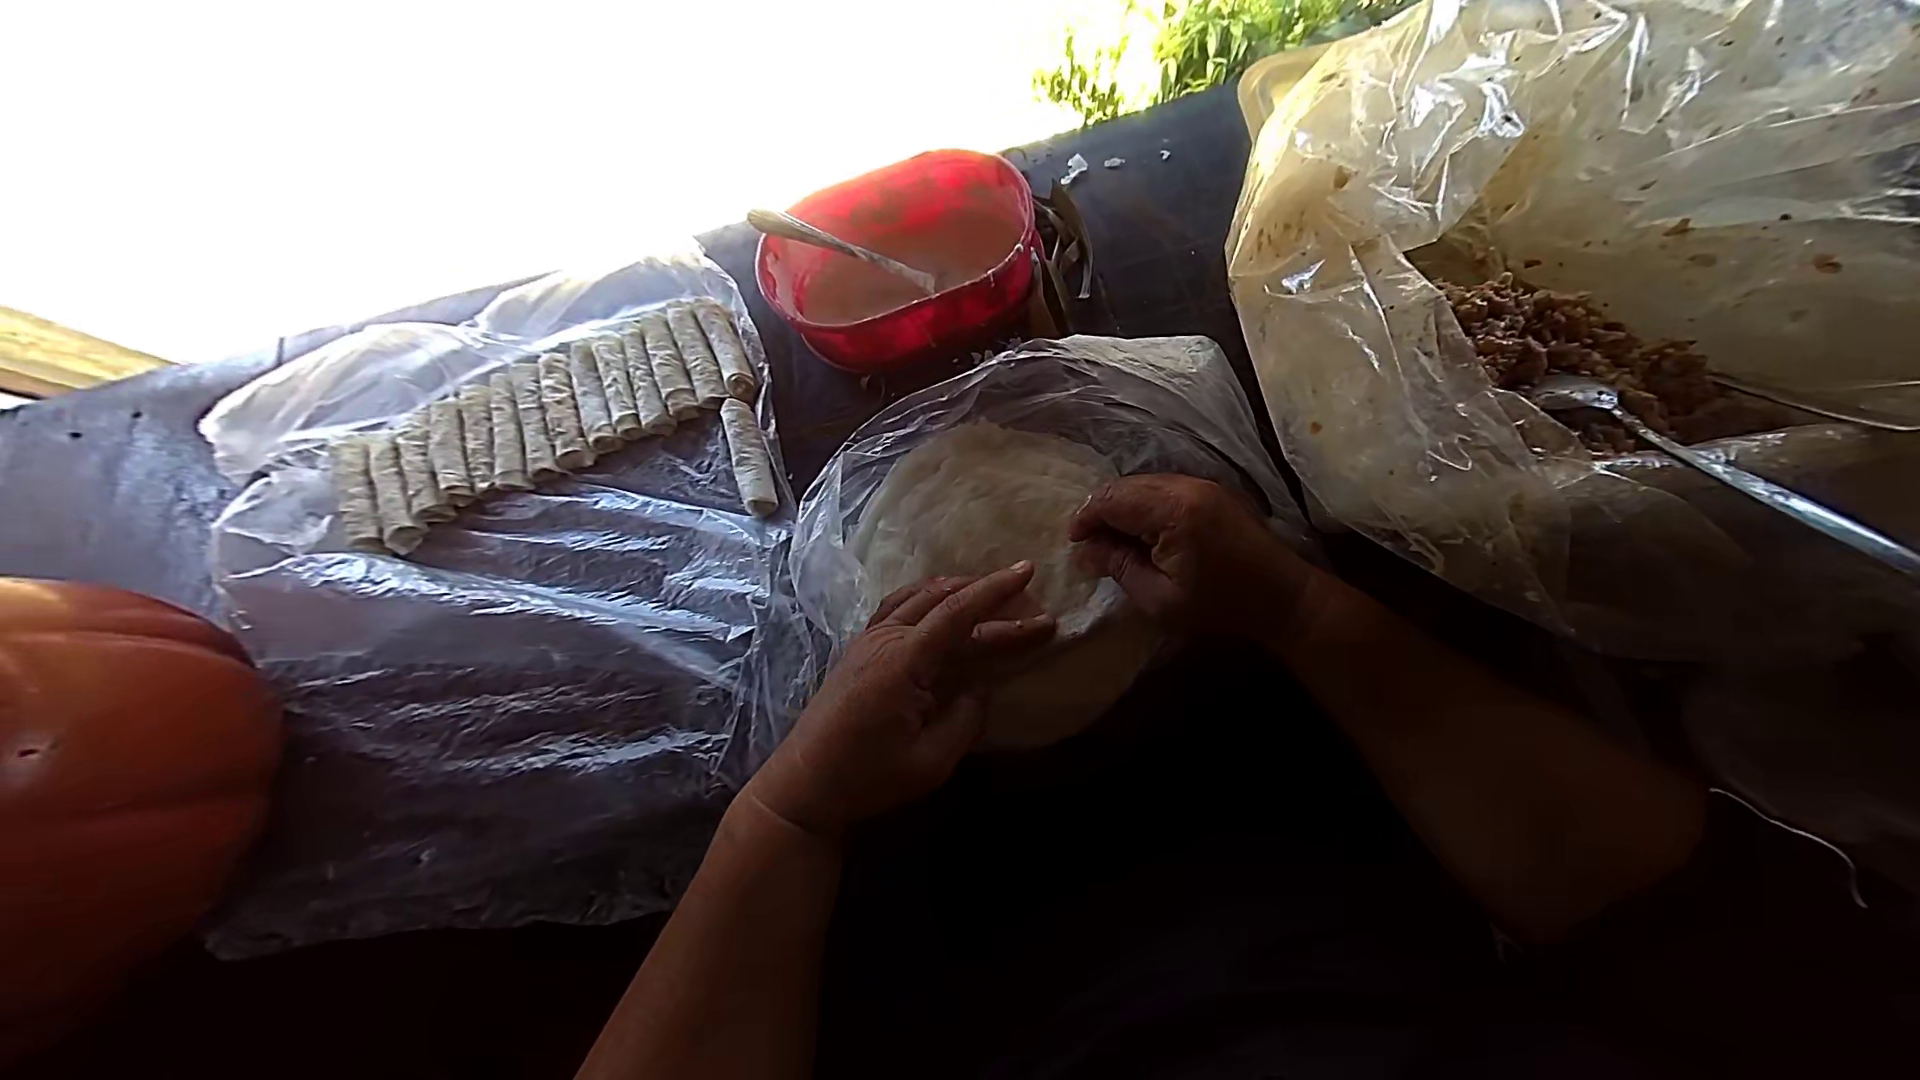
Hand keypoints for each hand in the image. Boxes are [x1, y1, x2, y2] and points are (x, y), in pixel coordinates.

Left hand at [744, 564, 1056, 837]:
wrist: (804, 782)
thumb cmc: (867, 777)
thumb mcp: (930, 762)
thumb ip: (965, 719)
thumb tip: (983, 686)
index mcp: (905, 661)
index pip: (959, 613)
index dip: (997, 590)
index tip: (1028, 571)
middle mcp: (886, 638)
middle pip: (942, 598)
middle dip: (985, 588)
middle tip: (1022, 585)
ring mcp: (868, 639)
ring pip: (917, 595)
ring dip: (955, 587)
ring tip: (986, 587)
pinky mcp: (859, 648)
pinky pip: (897, 605)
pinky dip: (925, 595)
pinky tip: (937, 601)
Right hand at [1069, 474, 1320, 641]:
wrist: (1284, 598)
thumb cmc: (1219, 605)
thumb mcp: (1159, 599)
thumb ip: (1119, 566)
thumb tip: (1084, 551)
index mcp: (1173, 511)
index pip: (1111, 500)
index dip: (1085, 519)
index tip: (1074, 544)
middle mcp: (1186, 486)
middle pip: (1124, 485)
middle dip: (1099, 511)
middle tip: (1089, 543)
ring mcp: (1202, 484)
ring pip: (1142, 483)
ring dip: (1120, 506)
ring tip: (1111, 538)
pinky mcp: (1211, 491)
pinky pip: (1162, 487)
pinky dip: (1142, 504)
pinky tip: (1139, 530)